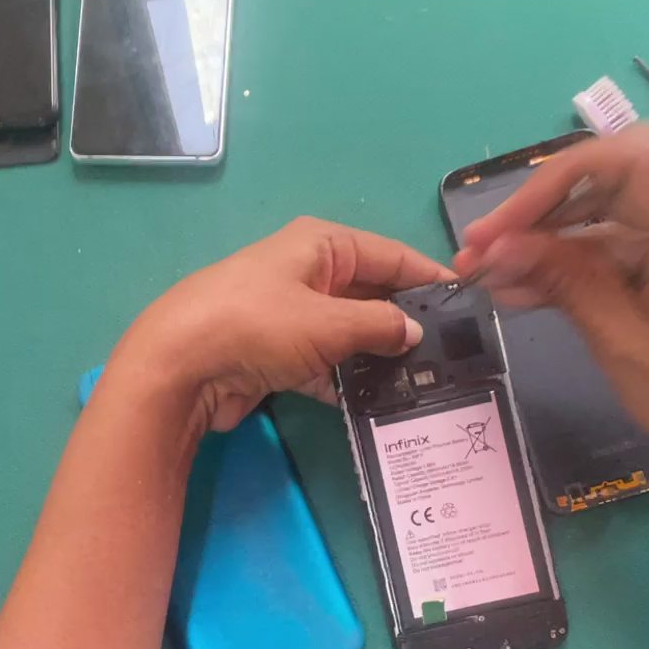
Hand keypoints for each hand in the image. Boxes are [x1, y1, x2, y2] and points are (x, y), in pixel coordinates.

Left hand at [112, 217, 452, 432]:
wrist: (182, 366)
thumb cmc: (258, 324)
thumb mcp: (327, 322)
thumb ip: (378, 326)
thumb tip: (414, 332)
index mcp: (321, 246)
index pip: (389, 255)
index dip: (428, 277)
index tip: (466, 302)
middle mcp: (307, 276)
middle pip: (369, 296)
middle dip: (403, 323)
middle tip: (449, 354)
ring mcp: (290, 319)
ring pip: (348, 335)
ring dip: (376, 358)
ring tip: (422, 384)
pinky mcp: (277, 358)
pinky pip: (324, 366)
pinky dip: (345, 381)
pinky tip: (376, 402)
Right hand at [457, 126, 648, 504]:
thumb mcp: (627, 350)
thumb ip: (568, 284)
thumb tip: (498, 250)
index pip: (625, 163)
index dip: (545, 188)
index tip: (491, 235)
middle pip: (621, 178)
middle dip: (542, 216)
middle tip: (480, 258)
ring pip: (625, 206)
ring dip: (559, 240)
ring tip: (497, 278)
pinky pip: (645, 233)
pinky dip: (593, 257)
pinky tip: (540, 283)